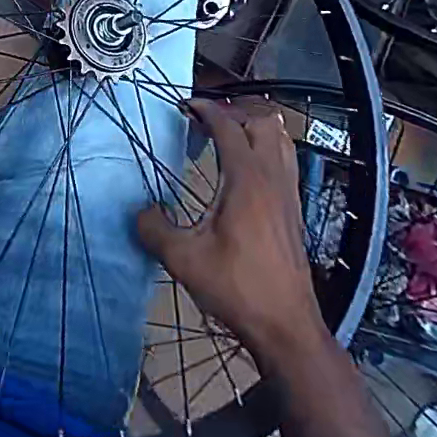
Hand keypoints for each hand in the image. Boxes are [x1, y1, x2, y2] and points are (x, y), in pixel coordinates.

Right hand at [137, 98, 331, 358]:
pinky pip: (284, 162)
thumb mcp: (180, 257)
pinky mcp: (294, 212)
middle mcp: (273, 181)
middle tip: (203, 121)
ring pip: (282, 141)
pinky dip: (264, 150)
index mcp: (247, 182)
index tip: (182, 106)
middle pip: (265, 123)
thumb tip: (142, 210)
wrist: (287, 330)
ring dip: (253, 130)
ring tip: (224, 137)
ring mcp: (289, 196)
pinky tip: (240, 170)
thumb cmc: (236, 288)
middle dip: (233, 112)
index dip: (205, 110)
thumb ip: (152, 225)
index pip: (229, 127)